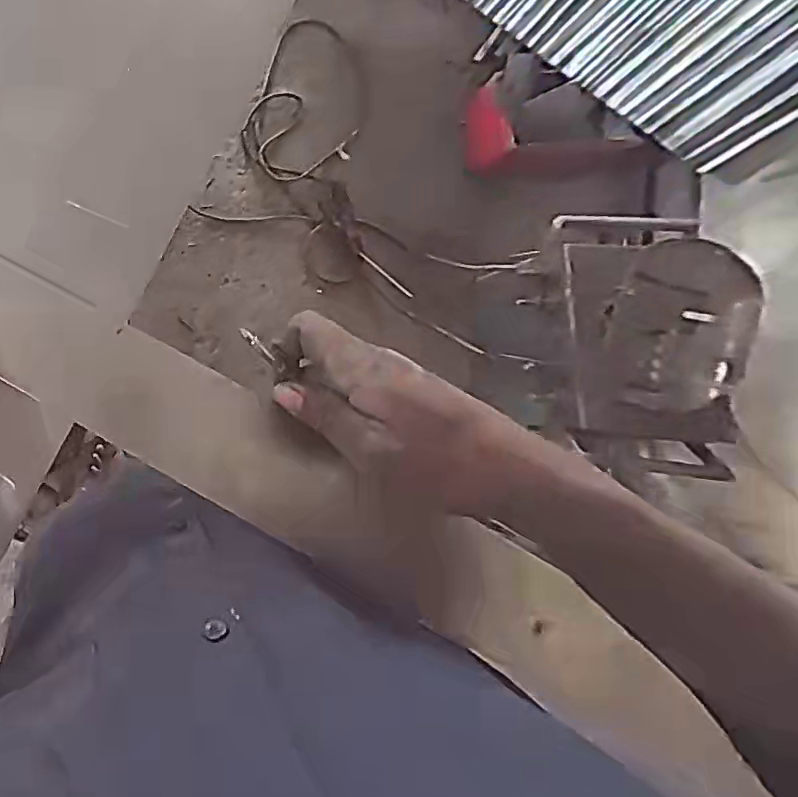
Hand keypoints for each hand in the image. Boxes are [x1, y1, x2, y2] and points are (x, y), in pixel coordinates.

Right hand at [270, 311, 562, 518]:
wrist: (516, 472)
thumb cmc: (435, 463)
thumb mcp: (367, 449)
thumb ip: (322, 415)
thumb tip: (281, 388)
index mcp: (361, 363)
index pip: (307, 324)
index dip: (285, 348)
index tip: (283, 388)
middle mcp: (379, 355)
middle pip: (323, 343)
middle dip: (302, 372)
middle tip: (304, 420)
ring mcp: (401, 369)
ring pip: (344, 362)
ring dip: (326, 388)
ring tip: (331, 432)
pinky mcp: (417, 387)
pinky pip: (366, 378)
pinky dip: (351, 397)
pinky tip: (366, 435)